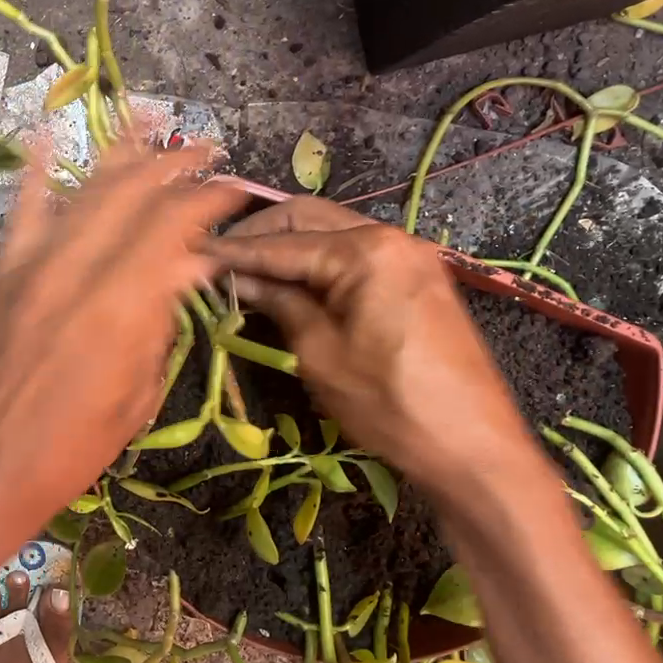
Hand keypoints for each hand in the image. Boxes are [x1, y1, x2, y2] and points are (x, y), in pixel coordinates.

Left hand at [0, 134, 244, 561]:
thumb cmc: (71, 450)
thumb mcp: (137, 397)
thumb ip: (160, 324)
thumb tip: (190, 268)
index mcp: (120, 306)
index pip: (174, 225)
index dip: (209, 199)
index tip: (236, 188)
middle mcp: (75, 271)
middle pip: (132, 195)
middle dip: (174, 164)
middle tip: (205, 150)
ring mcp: (31, 267)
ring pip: (82, 193)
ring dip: (121, 154)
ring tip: (150, 119)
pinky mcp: (1, 276)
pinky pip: (21, 212)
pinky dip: (36, 171)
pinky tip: (46, 133)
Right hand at [196, 196, 537, 488]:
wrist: (473, 445)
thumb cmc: (389, 404)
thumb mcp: (319, 355)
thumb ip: (280, 304)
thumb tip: (238, 280)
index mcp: (365, 252)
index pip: (280, 244)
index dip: (231, 252)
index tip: (189, 256)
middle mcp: (390, 237)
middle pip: (307, 217)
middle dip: (258, 234)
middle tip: (215, 259)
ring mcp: (408, 254)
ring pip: (331, 230)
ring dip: (286, 244)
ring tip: (244, 270)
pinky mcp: (415, 276)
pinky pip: (354, 251)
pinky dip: (316, 259)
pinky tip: (289, 280)